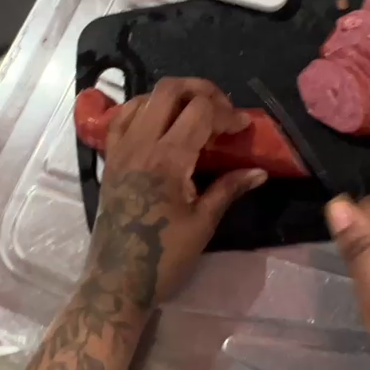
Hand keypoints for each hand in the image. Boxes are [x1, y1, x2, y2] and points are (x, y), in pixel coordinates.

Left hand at [94, 78, 266, 305]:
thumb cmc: (165, 256)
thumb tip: (259, 171)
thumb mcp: (203, 223)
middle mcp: (140, 144)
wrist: (117, 280)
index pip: (200, 111)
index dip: (227, 112)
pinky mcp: (110, 158)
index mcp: (167, 158)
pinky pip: (123, 117)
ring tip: (195, 114)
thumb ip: (229, 188)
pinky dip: (145, 109)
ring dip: (174, 97)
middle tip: (221, 109)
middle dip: (201, 90)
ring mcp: (120, 149)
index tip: (243, 127)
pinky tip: (161, 122)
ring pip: (144, 97)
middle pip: (170, 90)